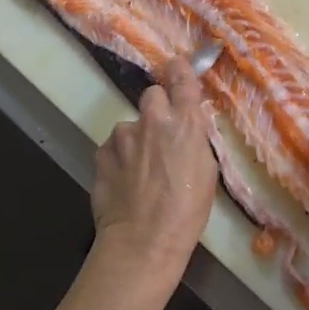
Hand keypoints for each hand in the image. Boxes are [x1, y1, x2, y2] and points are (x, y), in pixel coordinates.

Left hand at [91, 58, 218, 272]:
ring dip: (136, 140)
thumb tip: (187, 130)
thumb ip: (195, 141)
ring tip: (140, 172)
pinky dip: (119, 159)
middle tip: (160, 134)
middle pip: (152, 94)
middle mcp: (152, 120)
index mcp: (184, 123)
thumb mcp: (208, 173)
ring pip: (130, 126)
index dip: (180, 70)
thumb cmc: (186, 212)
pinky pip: (113, 148)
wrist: (142, 242)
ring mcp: (122, 135)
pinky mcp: (101, 152)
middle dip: (157, 108)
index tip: (177, 67)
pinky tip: (124, 182)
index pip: (182, 78)